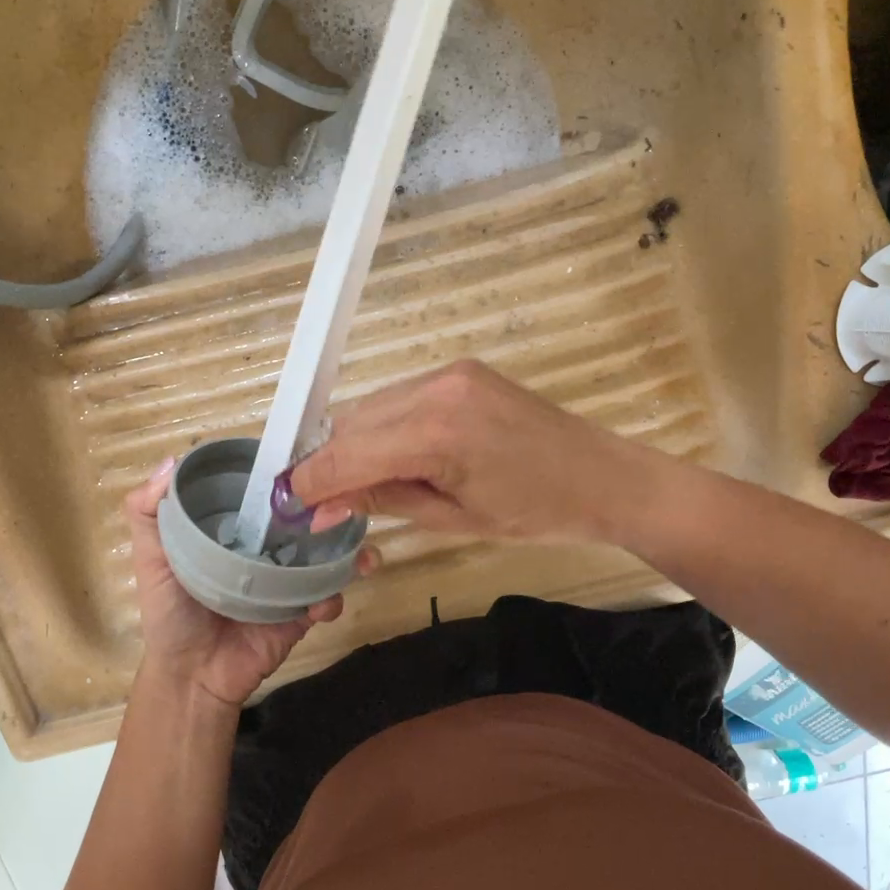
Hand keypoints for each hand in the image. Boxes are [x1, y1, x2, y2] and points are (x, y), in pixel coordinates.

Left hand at [125, 459, 378, 709]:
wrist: (189, 677)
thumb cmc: (169, 614)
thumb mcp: (151, 560)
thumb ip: (149, 514)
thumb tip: (171, 462)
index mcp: (235, 533)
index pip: (265, 497)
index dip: (285, 479)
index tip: (308, 460)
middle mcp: (266, 552)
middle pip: (305, 524)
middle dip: (332, 512)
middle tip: (345, 505)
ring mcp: (287, 584)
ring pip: (327, 560)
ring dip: (350, 555)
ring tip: (363, 555)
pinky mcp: (299, 616)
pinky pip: (325, 602)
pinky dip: (332, 599)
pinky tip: (324, 602)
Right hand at [292, 360, 662, 545]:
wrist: (604, 477)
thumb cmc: (536, 513)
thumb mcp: (453, 519)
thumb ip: (381, 501)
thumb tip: (321, 509)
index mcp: (438, 433)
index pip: (349, 453)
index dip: (311, 480)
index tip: (286, 505)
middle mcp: (436, 389)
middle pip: (351, 424)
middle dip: (331, 463)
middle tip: (323, 504)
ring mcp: (450, 373)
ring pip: (371, 408)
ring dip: (356, 444)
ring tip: (361, 485)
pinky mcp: (460, 370)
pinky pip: (399, 398)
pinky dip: (384, 427)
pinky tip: (395, 456)